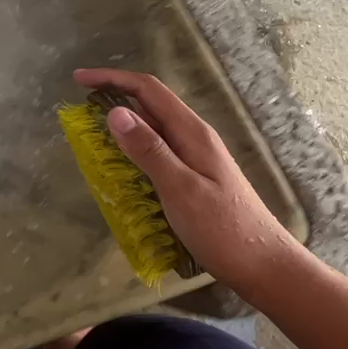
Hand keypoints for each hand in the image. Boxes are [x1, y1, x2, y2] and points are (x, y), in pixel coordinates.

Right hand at [73, 68, 306, 292]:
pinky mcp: (195, 176)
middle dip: (114, 95)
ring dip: (122, 122)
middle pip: (150, 102)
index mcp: (192, 132)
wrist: (269, 270)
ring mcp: (197, 156)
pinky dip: (133, 145)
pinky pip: (158, 148)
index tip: (79, 80)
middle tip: (80, 107)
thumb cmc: (225, 231)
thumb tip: (114, 111)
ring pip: (153, 126)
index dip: (112, 78)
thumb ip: (148, 149)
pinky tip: (121, 163)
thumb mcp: (181, 189)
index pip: (147, 89)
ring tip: (93, 133)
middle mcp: (195, 137)